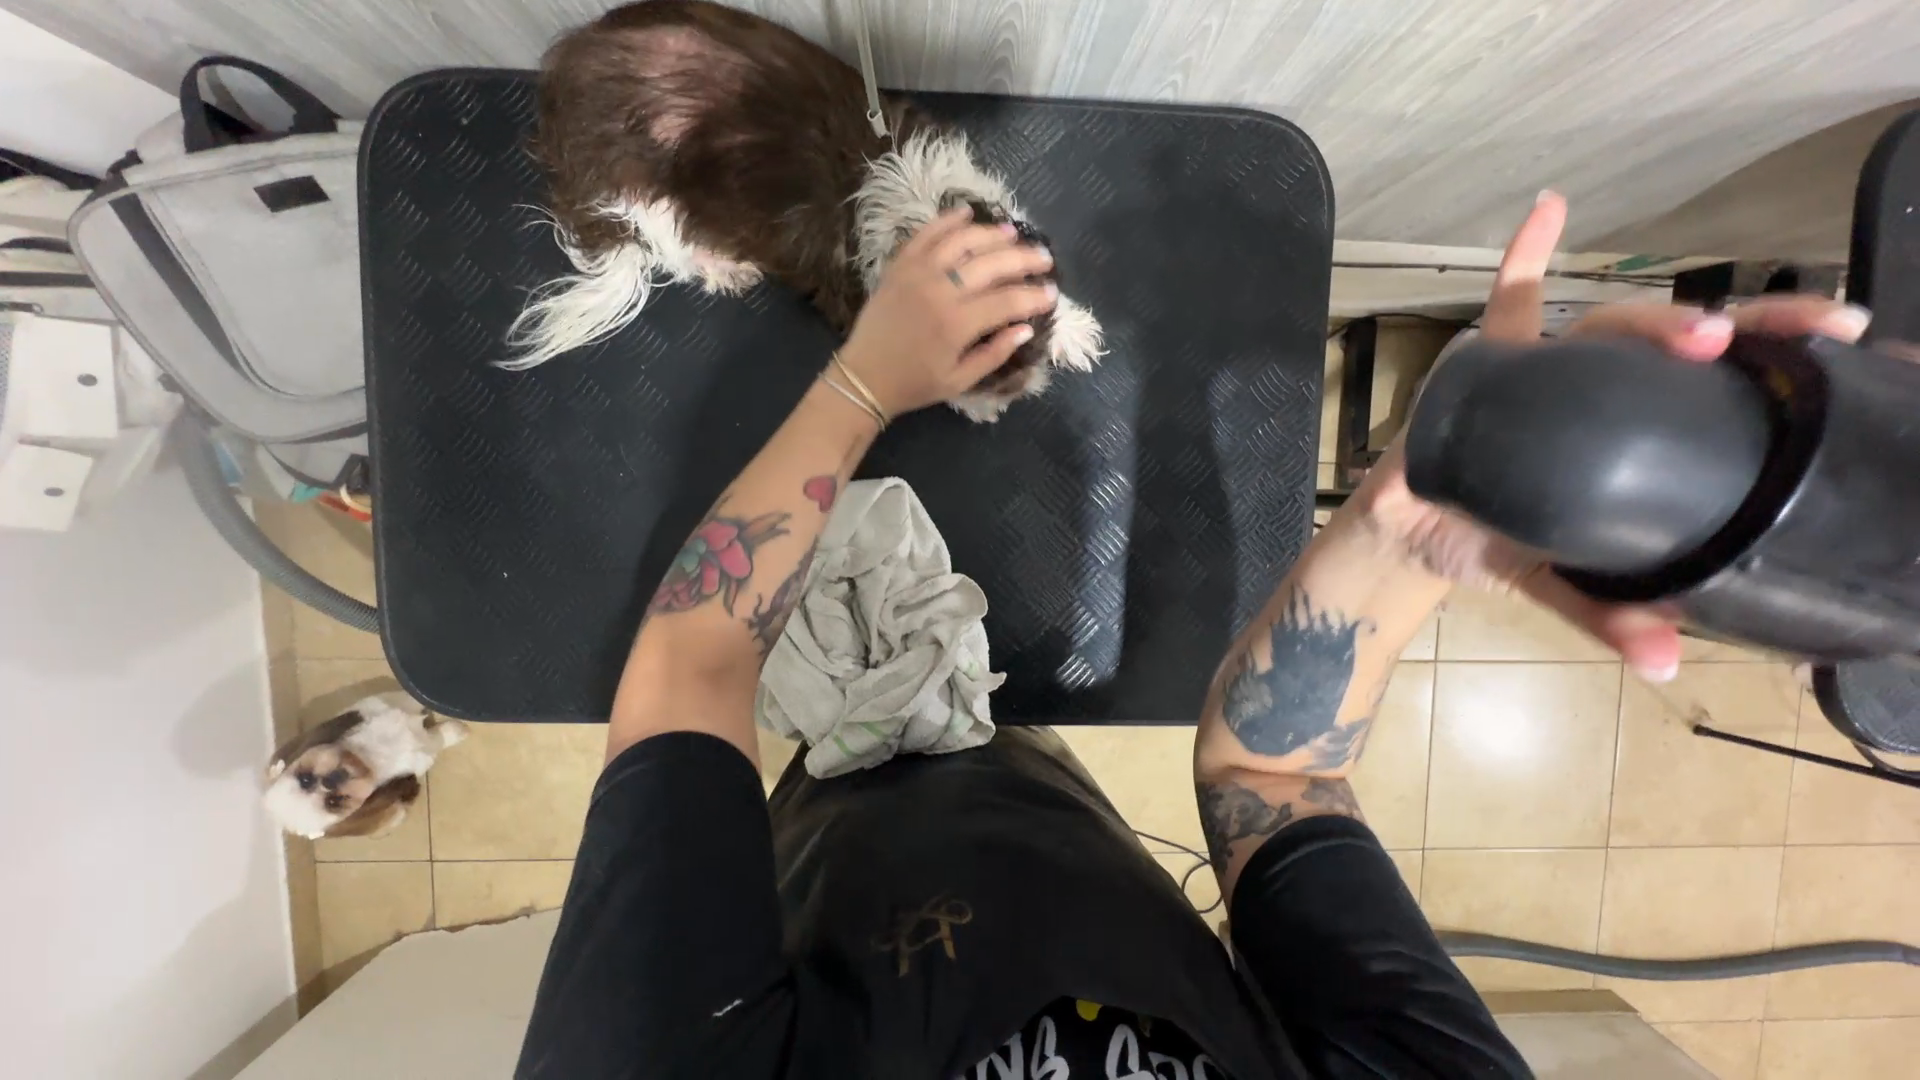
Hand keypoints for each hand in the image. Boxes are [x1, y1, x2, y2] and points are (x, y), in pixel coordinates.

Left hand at [837, 206, 1057, 415]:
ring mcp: (917, 273)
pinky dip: (947, 220)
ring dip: (992, 234)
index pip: (1007, 301)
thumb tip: (1026, 329)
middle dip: (1024, 259)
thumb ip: (994, 355)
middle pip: (991, 264)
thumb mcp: (959, 382)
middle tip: (1044, 258)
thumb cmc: (914, 384)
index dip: (1034, 296)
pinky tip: (967, 214)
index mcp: (957, 324)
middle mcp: (940, 291)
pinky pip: (926, 234)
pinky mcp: (900, 266)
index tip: (1053, 293)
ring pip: (962, 241)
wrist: (863, 377)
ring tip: (1014, 234)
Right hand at [1339, 191, 1871, 681]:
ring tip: (1700, 334)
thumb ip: (1606, 611)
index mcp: (1621, 435)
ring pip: (1608, 324)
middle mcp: (1593, 394)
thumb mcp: (1553, 580)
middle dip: (1748, 328)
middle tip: (1810, 333)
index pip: (1710, 393)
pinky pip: (1507, 302)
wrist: (1411, 537)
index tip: (1861, 347)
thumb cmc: (1486, 546)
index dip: (1782, 369)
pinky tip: (1548, 206)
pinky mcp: (1482, 364)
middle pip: (1678, 346)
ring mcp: (1541, 371)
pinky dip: (1526, 256)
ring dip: (1656, 316)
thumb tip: (1668, 661)